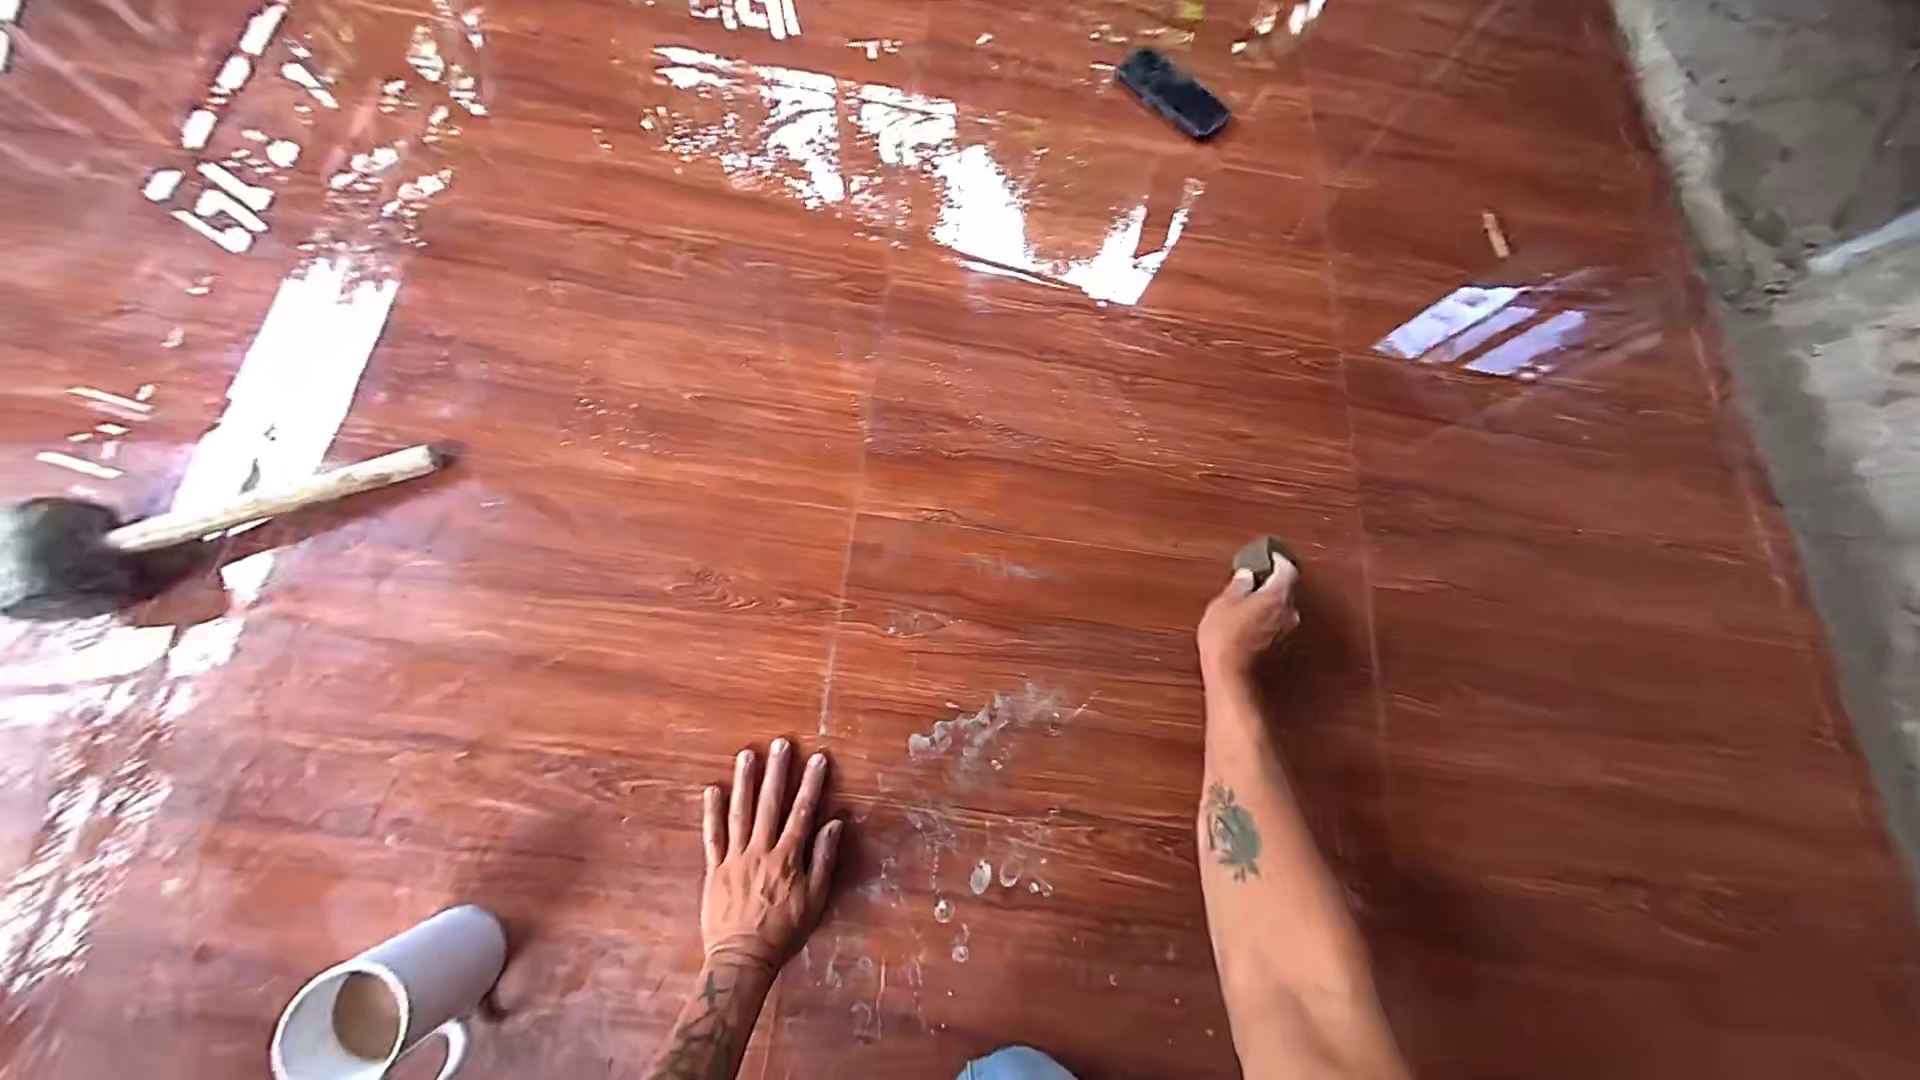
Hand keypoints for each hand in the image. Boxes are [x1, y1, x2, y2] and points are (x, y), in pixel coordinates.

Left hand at [700, 739, 843, 974]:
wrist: (741, 962)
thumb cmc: (784, 932)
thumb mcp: (815, 900)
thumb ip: (823, 859)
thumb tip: (834, 823)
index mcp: (786, 858)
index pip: (801, 812)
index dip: (810, 784)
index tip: (817, 758)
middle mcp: (760, 852)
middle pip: (769, 805)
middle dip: (777, 772)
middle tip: (780, 744)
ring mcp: (734, 859)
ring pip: (739, 813)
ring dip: (744, 782)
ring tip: (747, 754)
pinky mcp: (714, 870)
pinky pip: (712, 837)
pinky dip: (712, 813)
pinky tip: (713, 789)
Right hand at [1197, 559, 1299, 679]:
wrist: (1231, 674)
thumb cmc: (1225, 637)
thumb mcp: (1224, 603)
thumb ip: (1239, 586)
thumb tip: (1246, 577)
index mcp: (1277, 595)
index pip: (1287, 569)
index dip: (1278, 561)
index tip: (1269, 557)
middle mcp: (1290, 612)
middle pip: (1286, 590)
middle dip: (1270, 584)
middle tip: (1253, 580)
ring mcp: (1288, 631)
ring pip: (1281, 609)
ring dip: (1267, 604)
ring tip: (1246, 605)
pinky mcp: (1282, 647)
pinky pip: (1276, 625)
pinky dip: (1266, 621)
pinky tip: (1248, 624)